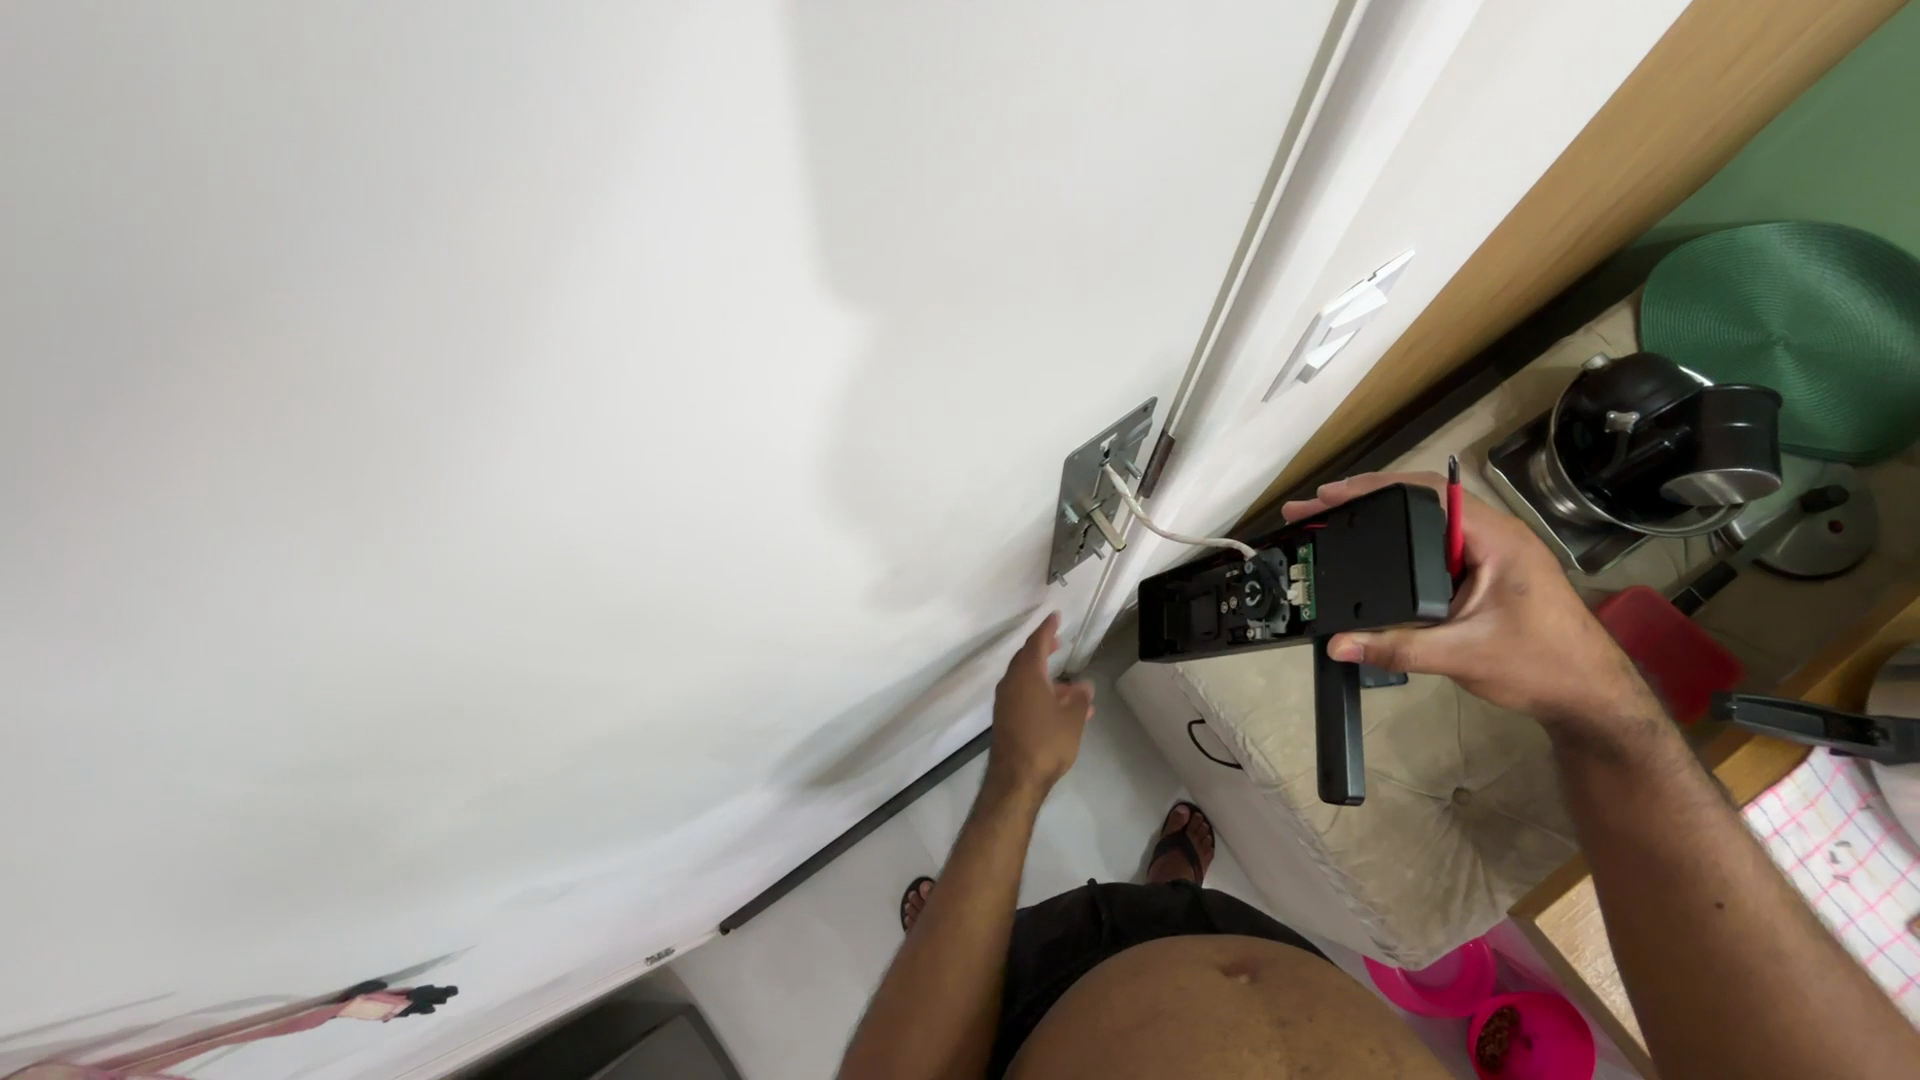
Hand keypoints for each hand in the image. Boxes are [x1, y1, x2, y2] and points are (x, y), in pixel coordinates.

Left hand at [987, 613, 1093, 792]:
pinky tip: (1061, 711)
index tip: (1055, 617)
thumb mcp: (1073, 719)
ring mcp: (1006, 703)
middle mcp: (1011, 684)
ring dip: (1047, 680)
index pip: (1037, 643)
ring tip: (1073, 689)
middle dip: (1044, 651)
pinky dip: (1041, 695)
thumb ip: (1079, 699)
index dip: (1047, 629)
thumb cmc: (1047, 742)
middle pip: (1027, 659)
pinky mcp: (1006, 720)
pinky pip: (1024, 697)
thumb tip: (1083, 687)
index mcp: (1027, 675)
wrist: (1016, 779)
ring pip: (1027, 681)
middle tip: (1058, 643)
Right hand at [1282, 472, 1660, 730]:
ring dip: (1379, 519)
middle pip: (1421, 499)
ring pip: (1426, 521)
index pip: (1430, 492)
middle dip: (1364, 499)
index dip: (1375, 487)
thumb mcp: (1462, 655)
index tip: (1328, 495)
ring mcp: (1489, 552)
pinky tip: (1368, 555)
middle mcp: (1493, 535)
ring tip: (1331, 524)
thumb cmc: (1540, 666)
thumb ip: (1397, 647)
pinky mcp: (1482, 572)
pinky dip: (1395, 543)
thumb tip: (1338, 645)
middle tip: (1313, 508)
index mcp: (1496, 539)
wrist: (1588, 695)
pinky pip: (1432, 545)